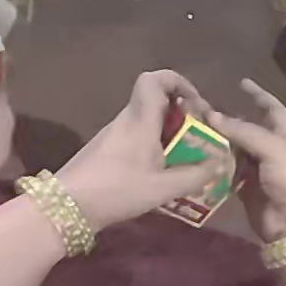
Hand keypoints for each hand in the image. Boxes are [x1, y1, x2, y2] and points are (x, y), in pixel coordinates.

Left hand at [55, 71, 227, 229]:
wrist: (67, 206)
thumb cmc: (116, 191)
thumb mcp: (162, 189)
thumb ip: (194, 176)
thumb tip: (218, 164)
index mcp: (141, 120)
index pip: (155, 79)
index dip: (179, 82)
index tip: (196, 105)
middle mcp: (127, 120)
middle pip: (156, 100)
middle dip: (181, 113)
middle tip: (198, 136)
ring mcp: (114, 134)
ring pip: (147, 120)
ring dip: (169, 131)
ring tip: (186, 157)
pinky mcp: (107, 149)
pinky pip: (138, 136)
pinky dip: (155, 144)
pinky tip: (163, 170)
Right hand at [207, 79, 285, 242]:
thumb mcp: (272, 149)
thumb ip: (243, 131)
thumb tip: (211, 115)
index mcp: (285, 136)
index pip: (272, 109)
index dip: (259, 95)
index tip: (242, 82)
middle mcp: (272, 150)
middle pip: (248, 129)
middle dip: (230, 119)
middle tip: (204, 111)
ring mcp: (258, 171)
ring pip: (235, 150)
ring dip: (219, 141)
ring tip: (196, 131)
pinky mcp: (245, 189)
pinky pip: (228, 171)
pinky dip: (216, 164)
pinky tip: (200, 157)